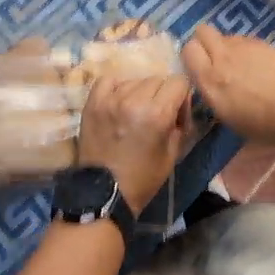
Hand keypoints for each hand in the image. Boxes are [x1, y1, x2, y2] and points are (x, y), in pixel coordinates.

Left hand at [76, 75, 190, 210]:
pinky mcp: (93, 103)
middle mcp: (134, 100)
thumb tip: (180, 105)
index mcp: (157, 113)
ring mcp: (110, 99)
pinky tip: (118, 102)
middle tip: (155, 115)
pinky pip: (109, 80)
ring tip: (134, 112)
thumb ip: (180, 122)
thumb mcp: (173, 153)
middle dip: (162, 95)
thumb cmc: (143, 178)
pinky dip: (117, 87)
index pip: (179, 82)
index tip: (176, 113)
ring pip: (135, 80)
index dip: (181, 97)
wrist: (104, 194)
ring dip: (139, 93)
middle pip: (157, 79)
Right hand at [180, 25, 274, 143]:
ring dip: (227, 46)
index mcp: (209, 78)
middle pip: (202, 30)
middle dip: (205, 39)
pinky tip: (258, 63)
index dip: (192, 53)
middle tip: (214, 55)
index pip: (188, 49)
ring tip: (240, 62)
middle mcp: (222, 57)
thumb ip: (210, 88)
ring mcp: (242, 46)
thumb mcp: (222, 112)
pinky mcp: (260, 42)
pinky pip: (245, 40)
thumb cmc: (256, 122)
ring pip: (226, 35)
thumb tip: (208, 76)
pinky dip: (246, 49)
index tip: (199, 63)